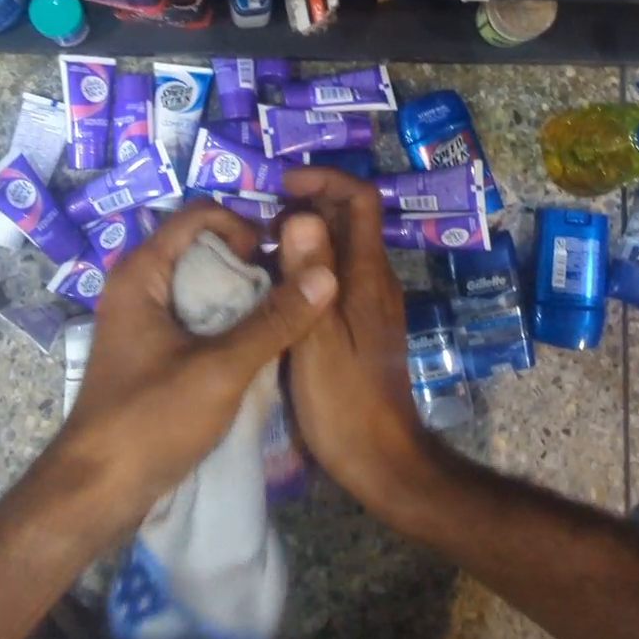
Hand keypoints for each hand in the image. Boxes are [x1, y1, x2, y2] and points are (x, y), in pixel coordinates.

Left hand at [44, 200, 337, 535]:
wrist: (95, 494)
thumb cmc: (150, 421)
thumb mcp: (221, 369)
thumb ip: (275, 321)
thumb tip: (326, 273)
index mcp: (142, 272)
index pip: (200, 213)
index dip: (244, 225)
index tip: (279, 257)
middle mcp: (139, 283)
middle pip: (204, 245)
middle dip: (250, 260)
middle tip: (292, 287)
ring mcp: (144, 317)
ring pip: (204, 281)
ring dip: (243, 292)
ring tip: (283, 316)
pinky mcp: (153, 347)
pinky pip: (198, 312)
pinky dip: (229, 317)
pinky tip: (258, 342)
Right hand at [277, 167, 439, 514]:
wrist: (381, 459)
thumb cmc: (344, 402)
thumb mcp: (317, 339)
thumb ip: (307, 277)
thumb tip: (300, 215)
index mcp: (368, 275)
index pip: (360, 199)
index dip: (325, 179)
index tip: (282, 185)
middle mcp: (375, 278)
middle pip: (349, 217)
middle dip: (308, 204)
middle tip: (259, 223)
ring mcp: (370, 300)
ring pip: (340, 245)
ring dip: (303, 235)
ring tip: (257, 250)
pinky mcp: (361, 321)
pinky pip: (335, 273)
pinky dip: (306, 264)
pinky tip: (273, 287)